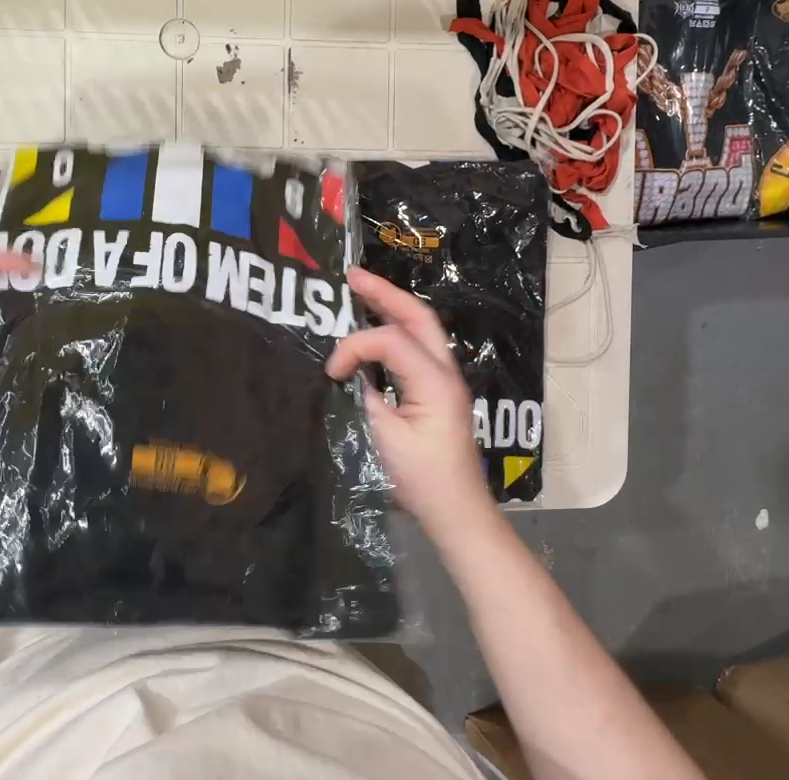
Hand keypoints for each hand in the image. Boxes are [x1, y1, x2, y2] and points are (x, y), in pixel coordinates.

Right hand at [326, 267, 492, 534]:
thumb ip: (364, 395)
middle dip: (384, 292)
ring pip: (421, 329)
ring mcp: (445, 380)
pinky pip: (416, 348)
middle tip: (351, 276)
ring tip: (360, 292)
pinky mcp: (437, 392)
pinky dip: (394, 331)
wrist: (456, 512)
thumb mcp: (384, 436)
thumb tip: (348, 373)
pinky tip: (373, 329)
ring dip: (391, 307)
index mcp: (434, 380)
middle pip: (417, 316)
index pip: (389, 339)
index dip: (354, 346)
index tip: (331, 371)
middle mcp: (445, 371)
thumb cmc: (422, 479)